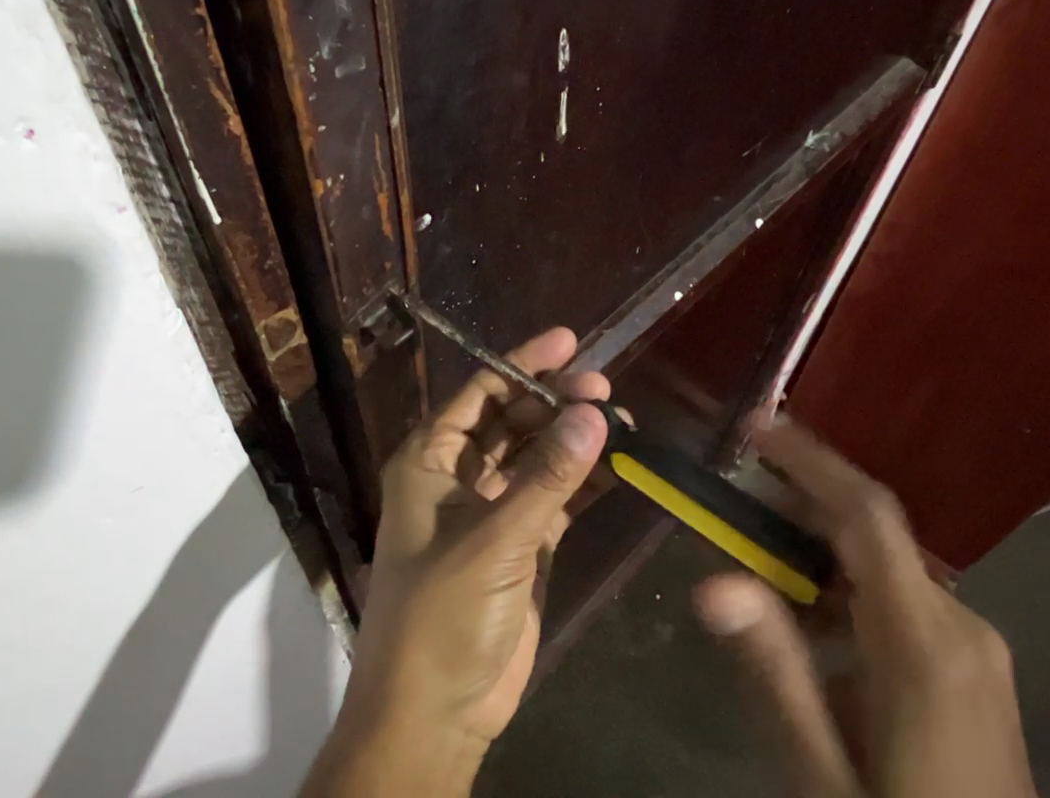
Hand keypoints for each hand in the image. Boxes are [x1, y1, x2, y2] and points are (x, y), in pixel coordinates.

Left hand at [302, 327, 609, 797]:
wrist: (436, 709)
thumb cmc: (442, 613)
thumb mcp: (494, 540)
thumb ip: (546, 479)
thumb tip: (593, 414)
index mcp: (429, 462)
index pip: (479, 394)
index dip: (521, 364)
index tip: (570, 340)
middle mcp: (457, 477)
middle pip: (511, 421)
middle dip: (555, 401)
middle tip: (605, 387)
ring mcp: (490, 512)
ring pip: (536, 459)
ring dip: (572, 440)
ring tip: (621, 419)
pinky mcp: (520, 546)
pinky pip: (554, 499)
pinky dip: (582, 483)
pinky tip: (618, 464)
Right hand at [693, 411, 1036, 797]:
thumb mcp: (821, 766)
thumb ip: (773, 671)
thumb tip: (714, 583)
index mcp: (925, 641)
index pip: (868, 518)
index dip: (812, 461)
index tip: (757, 425)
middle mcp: (961, 626)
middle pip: (875, 535)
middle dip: (799, 503)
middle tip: (731, 492)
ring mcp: (976, 650)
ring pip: (886, 569)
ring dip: (818, 552)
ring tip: (753, 557)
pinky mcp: (975, 672)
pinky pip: (903, 603)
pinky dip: (846, 591)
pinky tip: (808, 622)